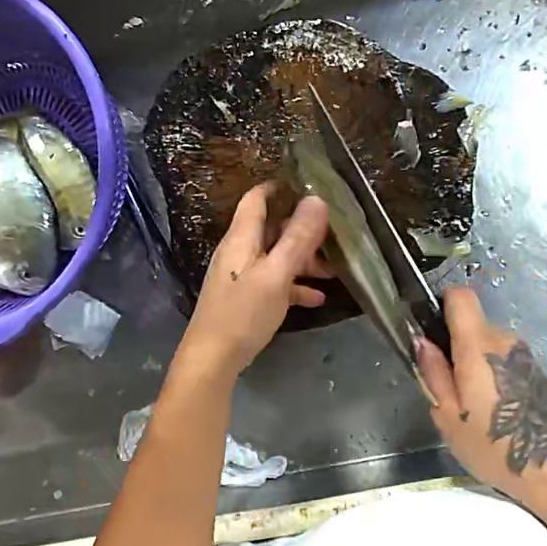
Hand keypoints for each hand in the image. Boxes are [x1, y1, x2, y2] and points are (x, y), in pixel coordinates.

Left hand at [177, 183, 330, 379]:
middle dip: (302, 228)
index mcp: (242, 238)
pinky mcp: (246, 297)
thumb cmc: (243, 313)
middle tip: (334, 232)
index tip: (309, 185)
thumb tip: (316, 200)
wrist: (212, 360)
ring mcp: (242, 275)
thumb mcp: (276, 274)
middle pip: (272, 228)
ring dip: (304, 259)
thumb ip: (297, 238)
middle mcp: (239, 251)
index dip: (279, 188)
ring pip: (277, 256)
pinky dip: (295, 285)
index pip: (257, 199)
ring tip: (333, 268)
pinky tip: (317, 297)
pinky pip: (274, 281)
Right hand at [415, 286, 546, 501]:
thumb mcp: (449, 417)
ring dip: (476, 365)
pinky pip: (504, 361)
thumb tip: (421, 342)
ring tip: (472, 407)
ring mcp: (524, 355)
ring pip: (488, 346)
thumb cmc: (495, 446)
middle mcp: (505, 340)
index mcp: (479, 345)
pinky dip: (493, 376)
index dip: (442, 305)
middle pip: (472, 325)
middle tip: (449, 390)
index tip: (431, 331)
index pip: (460, 296)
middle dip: (456, 348)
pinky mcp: (536, 370)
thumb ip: (433, 374)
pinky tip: (493, 410)